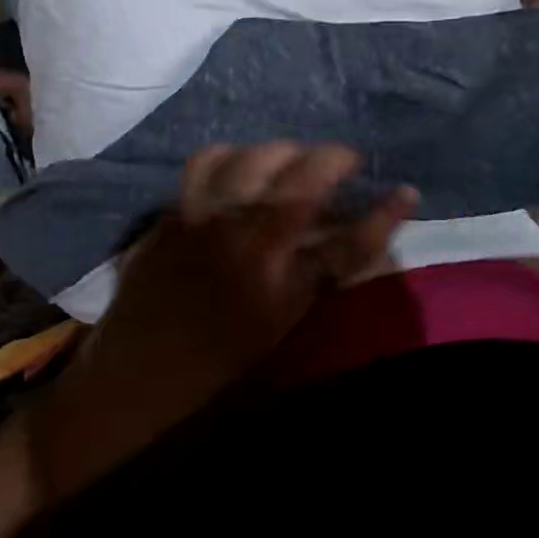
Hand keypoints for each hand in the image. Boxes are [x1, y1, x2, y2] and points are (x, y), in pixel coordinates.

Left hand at [96, 142, 416, 384]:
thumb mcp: (277, 340)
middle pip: (302, 181)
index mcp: (277, 288)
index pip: (348, 244)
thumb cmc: (214, 377)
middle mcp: (244, 245)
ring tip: (294, 158)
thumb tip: (341, 250)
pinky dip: (229, 156)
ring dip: (283, 151)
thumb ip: (312, 289)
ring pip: (252, 160)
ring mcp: (202, 224)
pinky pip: (203, 166)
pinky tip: (239, 165)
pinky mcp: (171, 218)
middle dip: (334, 159)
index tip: (407, 191)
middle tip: (346, 161)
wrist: (131, 386)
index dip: (384, 216)